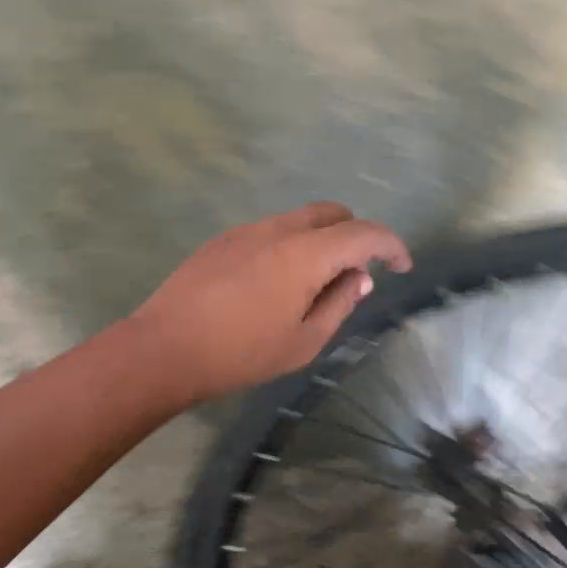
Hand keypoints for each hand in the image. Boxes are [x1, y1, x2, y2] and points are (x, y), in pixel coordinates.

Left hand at [130, 203, 411, 404]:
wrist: (164, 349)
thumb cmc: (240, 354)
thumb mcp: (303, 342)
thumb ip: (339, 304)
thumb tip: (359, 278)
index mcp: (306, 253)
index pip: (364, 233)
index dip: (391, 246)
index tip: (401, 266)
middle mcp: (278, 230)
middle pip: (331, 213)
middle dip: (355, 235)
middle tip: (356, 273)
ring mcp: (245, 231)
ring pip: (298, 221)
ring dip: (319, 241)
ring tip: (312, 286)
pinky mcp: (221, 241)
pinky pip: (269, 232)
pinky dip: (289, 247)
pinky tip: (272, 286)